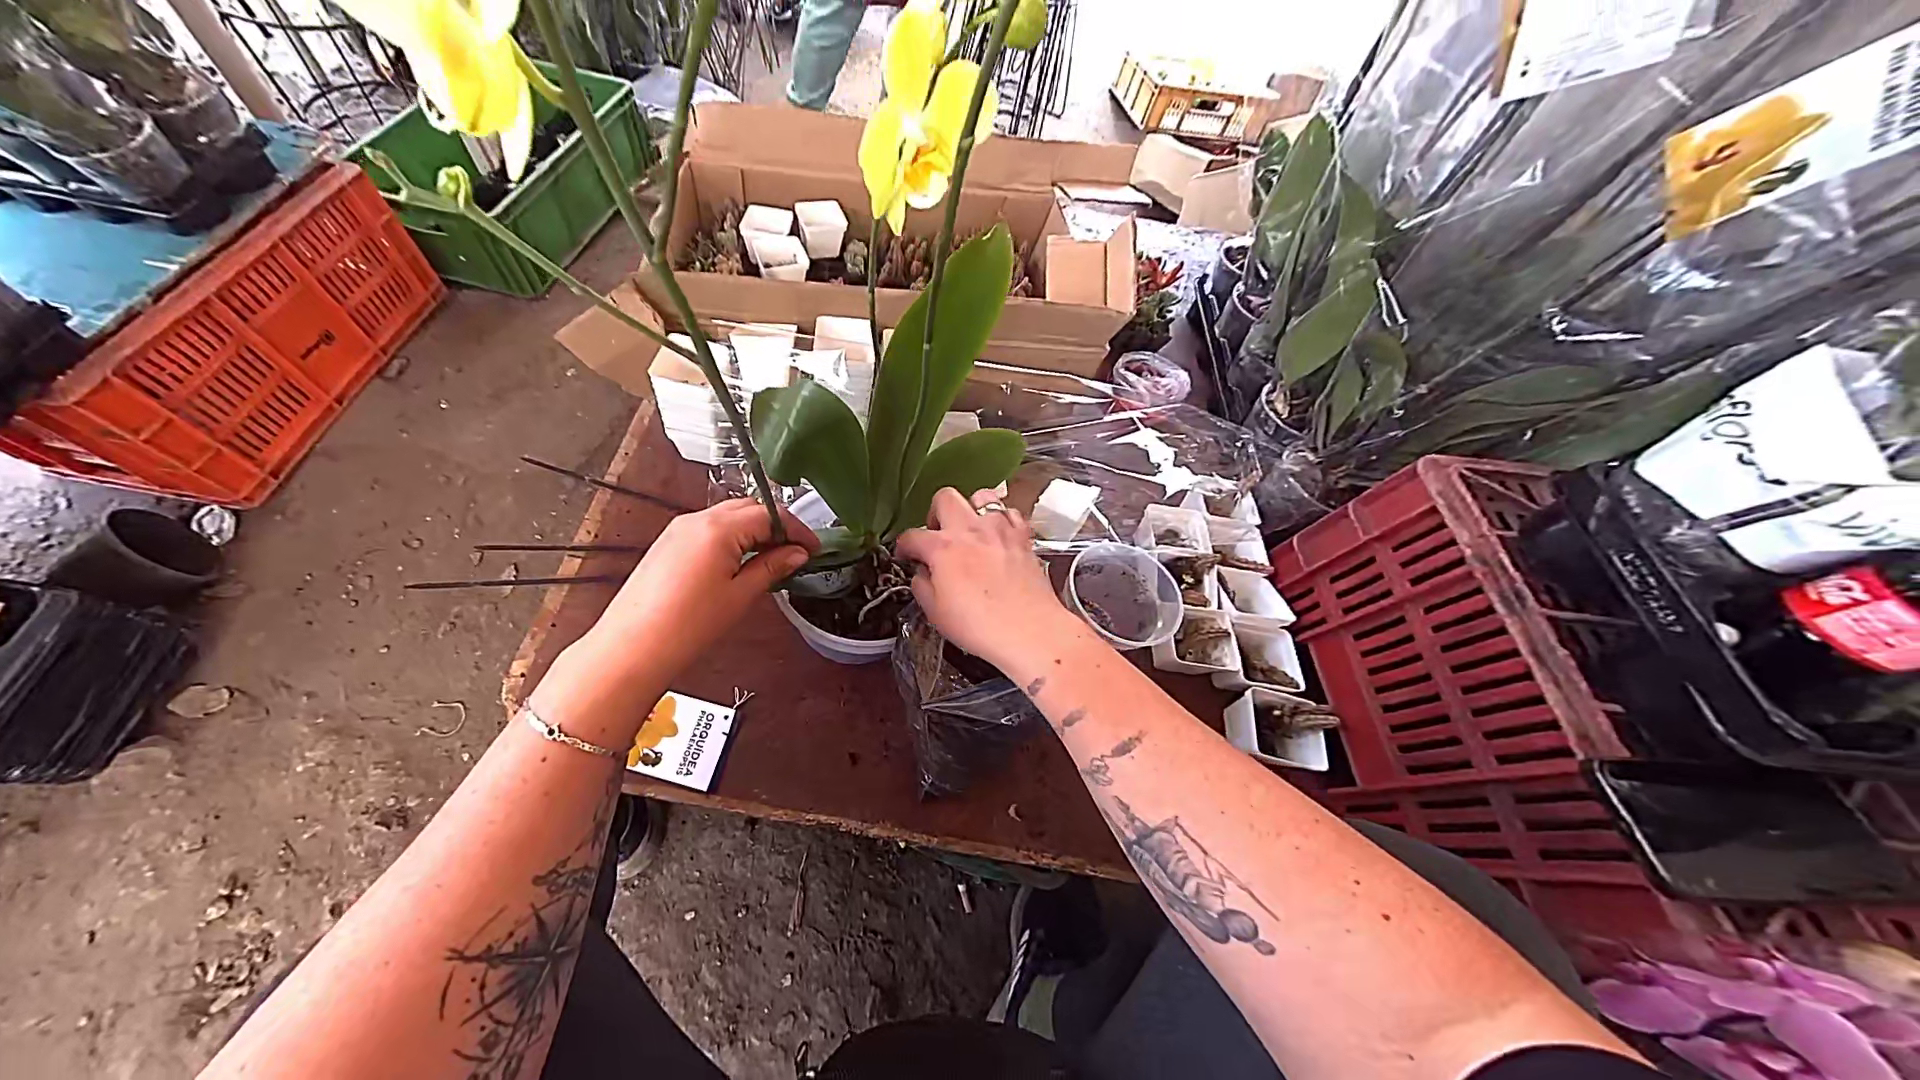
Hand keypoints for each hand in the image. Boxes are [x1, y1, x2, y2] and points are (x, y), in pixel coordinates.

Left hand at [584, 498, 816, 679]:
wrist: (632, 648)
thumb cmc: (686, 625)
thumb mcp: (740, 595)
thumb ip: (772, 567)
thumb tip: (796, 553)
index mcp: (718, 528)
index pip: (770, 514)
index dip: (797, 529)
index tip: (813, 547)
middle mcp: (697, 519)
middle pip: (749, 508)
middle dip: (777, 525)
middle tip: (797, 551)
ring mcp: (679, 529)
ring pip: (729, 516)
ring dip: (755, 530)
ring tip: (773, 559)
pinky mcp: (669, 543)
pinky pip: (710, 529)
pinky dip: (733, 538)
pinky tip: (743, 562)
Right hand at [893, 488, 1077, 668]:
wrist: (1030, 632)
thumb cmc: (984, 626)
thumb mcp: (936, 613)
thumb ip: (922, 586)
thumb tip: (921, 576)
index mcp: (943, 548)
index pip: (912, 536)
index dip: (904, 546)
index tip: (906, 554)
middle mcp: (971, 531)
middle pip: (944, 498)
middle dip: (934, 512)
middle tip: (935, 532)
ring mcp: (1000, 531)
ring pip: (981, 496)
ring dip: (970, 507)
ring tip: (968, 526)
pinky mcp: (1023, 538)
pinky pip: (1011, 513)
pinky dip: (1002, 518)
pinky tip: (997, 533)